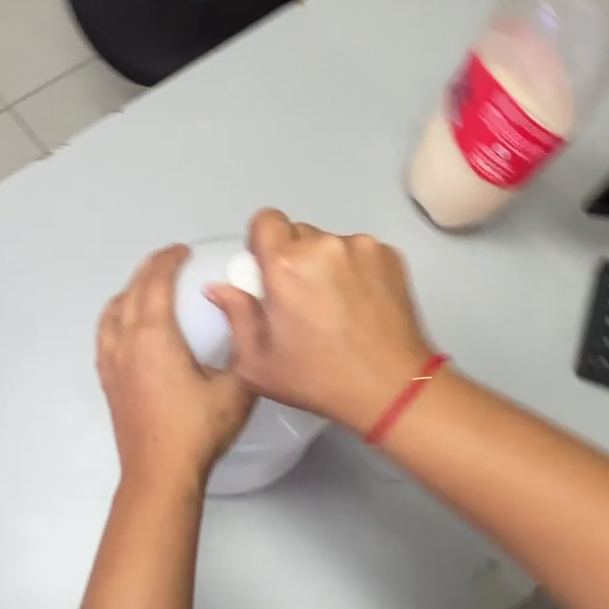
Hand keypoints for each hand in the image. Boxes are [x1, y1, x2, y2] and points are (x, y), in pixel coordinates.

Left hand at [98, 245, 255, 488]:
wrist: (160, 473)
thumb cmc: (200, 429)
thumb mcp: (239, 385)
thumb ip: (243, 341)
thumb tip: (238, 304)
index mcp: (154, 336)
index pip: (156, 282)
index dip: (168, 260)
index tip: (184, 250)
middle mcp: (126, 341)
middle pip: (132, 291)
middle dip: (150, 269)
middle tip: (172, 260)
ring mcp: (111, 362)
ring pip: (113, 311)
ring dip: (132, 290)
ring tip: (151, 287)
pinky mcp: (108, 380)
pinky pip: (105, 333)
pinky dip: (117, 315)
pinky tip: (129, 324)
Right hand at [205, 209, 436, 432]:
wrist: (391, 388)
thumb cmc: (318, 379)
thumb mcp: (259, 362)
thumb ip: (236, 315)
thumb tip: (217, 287)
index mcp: (286, 264)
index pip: (265, 220)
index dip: (263, 243)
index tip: (269, 273)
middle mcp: (324, 245)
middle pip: (298, 233)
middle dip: (295, 259)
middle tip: (304, 298)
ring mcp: (363, 247)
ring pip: (331, 244)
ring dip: (327, 264)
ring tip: (338, 305)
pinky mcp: (391, 256)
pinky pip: (361, 253)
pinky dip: (356, 270)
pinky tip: (362, 304)